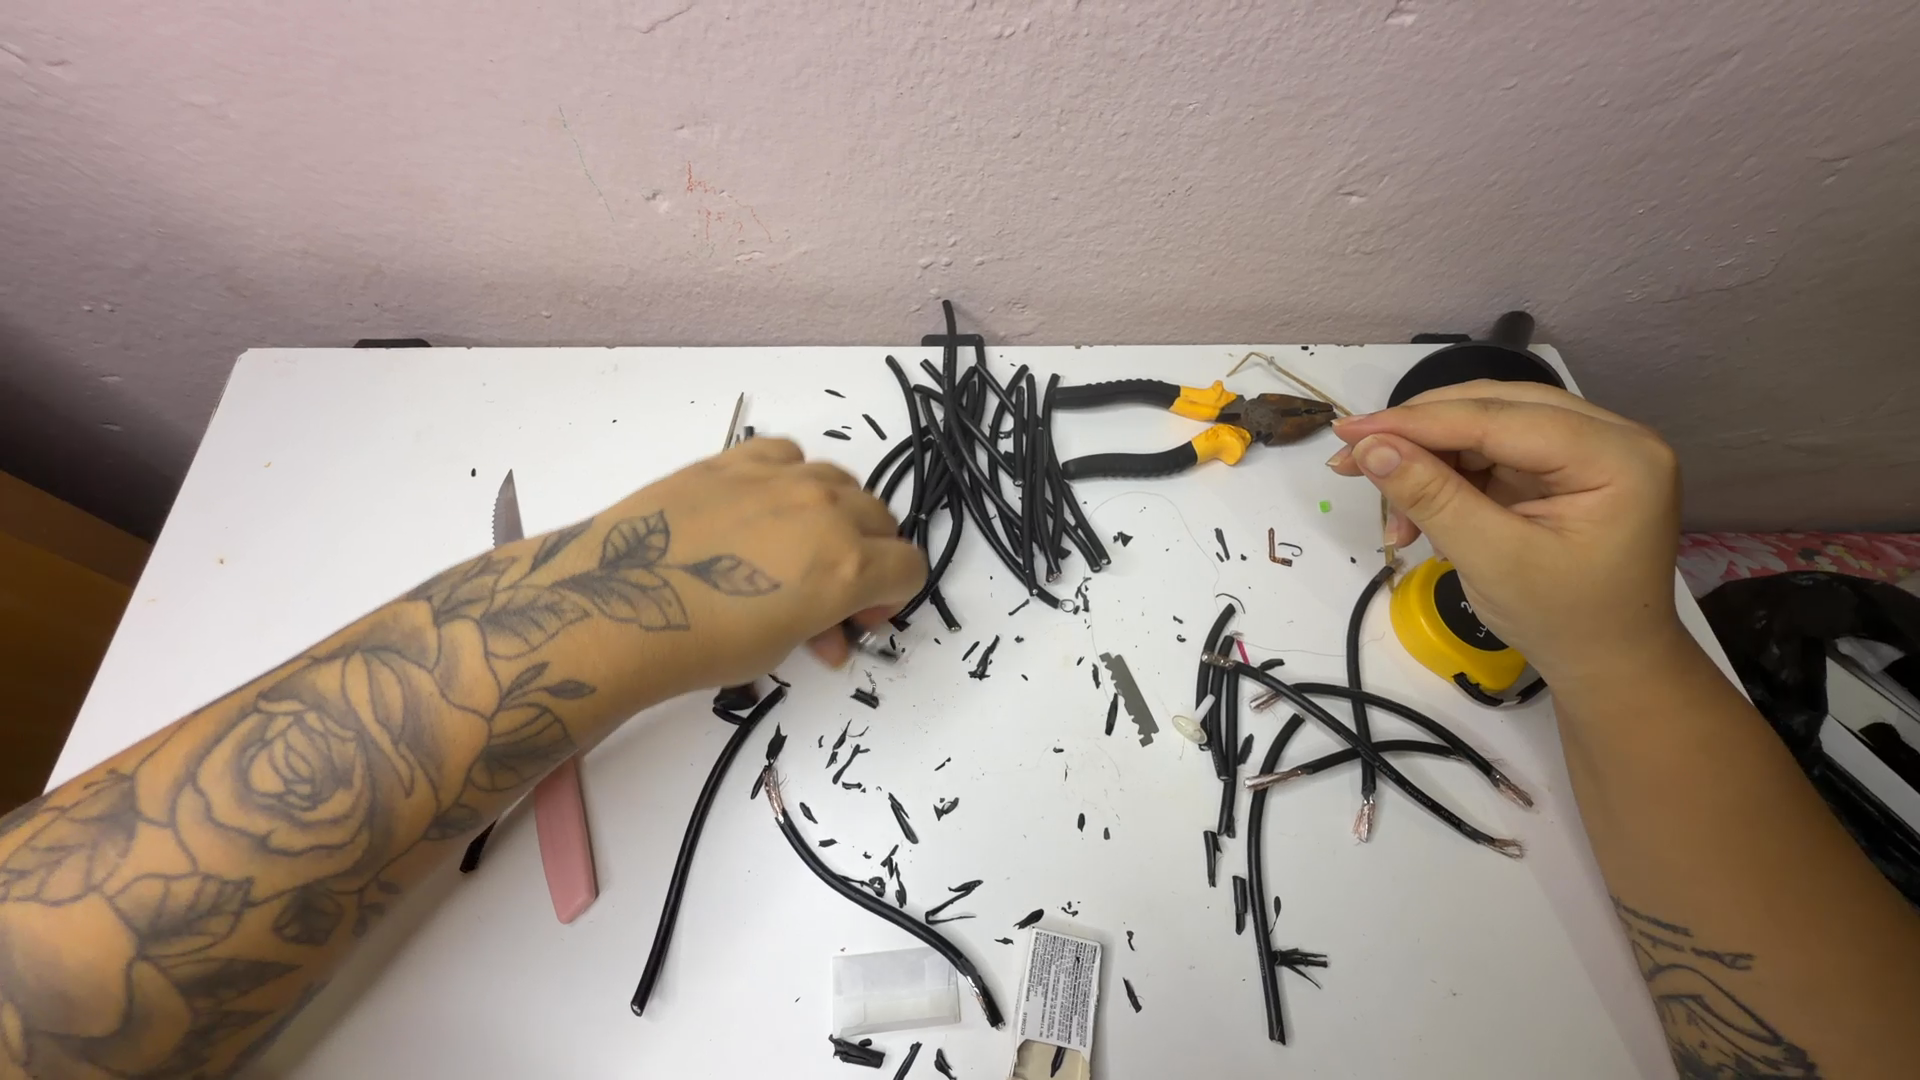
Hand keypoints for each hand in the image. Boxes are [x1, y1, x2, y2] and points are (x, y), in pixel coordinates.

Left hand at [583, 437, 926, 695]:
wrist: (617, 604)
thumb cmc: (705, 644)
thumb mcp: (782, 646)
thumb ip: (823, 624)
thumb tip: (830, 628)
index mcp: (851, 565)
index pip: (911, 569)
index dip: (893, 598)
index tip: (860, 616)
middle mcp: (830, 512)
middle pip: (884, 522)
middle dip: (871, 557)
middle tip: (832, 588)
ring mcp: (784, 479)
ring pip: (844, 483)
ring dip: (838, 516)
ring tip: (799, 545)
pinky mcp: (738, 460)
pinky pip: (790, 455)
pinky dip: (793, 480)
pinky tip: (764, 507)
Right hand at [1325, 381, 1684, 686]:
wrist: (1605, 660)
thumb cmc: (1562, 617)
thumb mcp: (1491, 559)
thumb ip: (1431, 497)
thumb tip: (1370, 448)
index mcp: (1614, 455)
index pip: (1498, 418)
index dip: (1416, 421)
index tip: (1347, 431)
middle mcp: (1604, 437)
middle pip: (1489, 409)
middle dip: (1415, 434)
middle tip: (1349, 459)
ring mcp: (1578, 451)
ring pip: (1478, 429)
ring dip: (1422, 463)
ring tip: (1391, 516)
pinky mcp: (1551, 469)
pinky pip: (1481, 456)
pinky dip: (1439, 482)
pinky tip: (1416, 520)